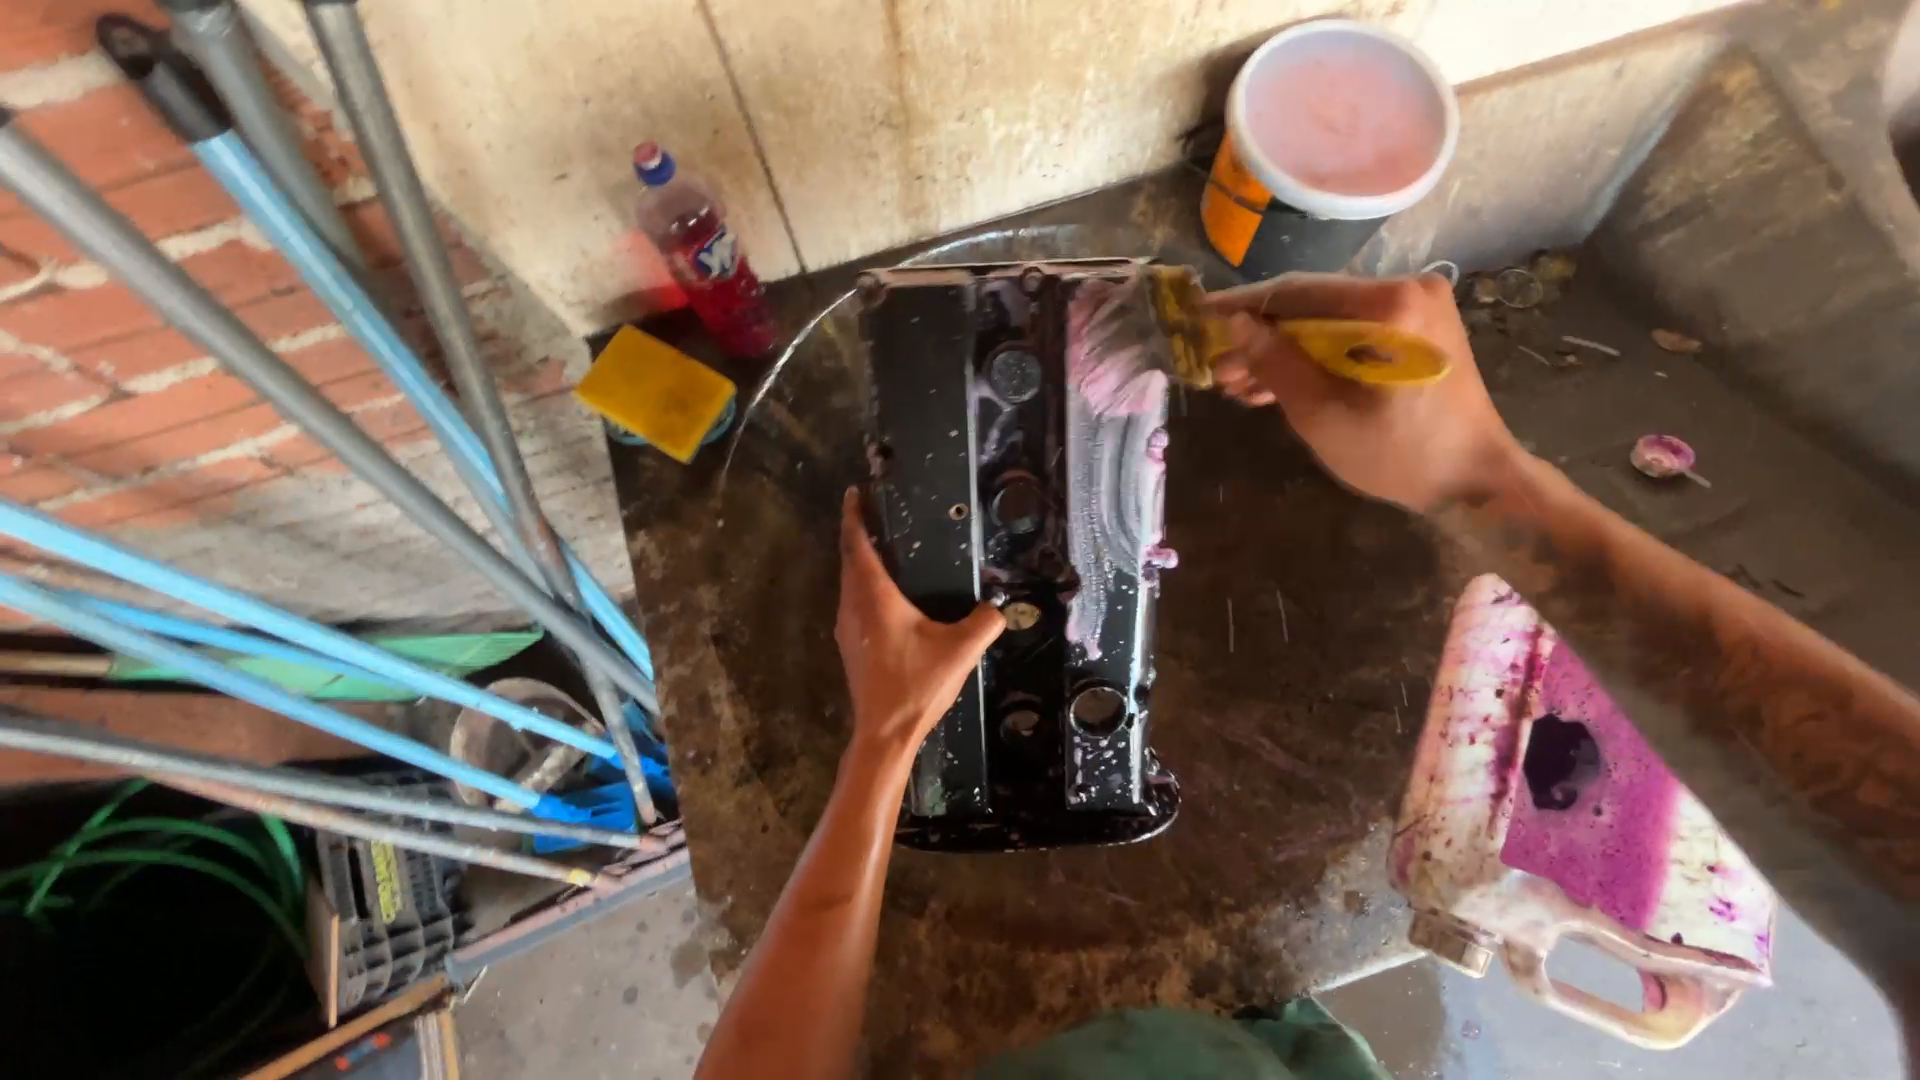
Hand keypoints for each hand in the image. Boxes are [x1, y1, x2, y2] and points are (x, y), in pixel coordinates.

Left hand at [834, 487, 1005, 758]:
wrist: (884, 731)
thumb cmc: (917, 685)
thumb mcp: (960, 651)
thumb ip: (985, 623)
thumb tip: (998, 608)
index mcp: (874, 597)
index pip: (857, 545)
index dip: (854, 515)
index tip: (855, 492)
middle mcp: (854, 606)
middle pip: (849, 560)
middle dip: (858, 533)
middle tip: (876, 513)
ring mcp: (848, 627)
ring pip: (849, 582)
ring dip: (860, 560)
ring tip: (883, 547)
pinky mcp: (851, 645)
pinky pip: (854, 600)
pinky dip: (863, 584)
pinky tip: (886, 593)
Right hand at [1203, 273, 1524, 513]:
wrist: (1473, 481)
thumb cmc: (1399, 454)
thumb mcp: (1323, 415)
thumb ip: (1276, 364)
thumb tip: (1235, 325)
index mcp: (1390, 304)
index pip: (1296, 294)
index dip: (1242, 307)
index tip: (1198, 316)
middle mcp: (1406, 290)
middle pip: (1310, 306)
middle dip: (1259, 339)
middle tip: (1217, 369)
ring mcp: (1414, 309)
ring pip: (1326, 323)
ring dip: (1281, 353)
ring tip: (1237, 386)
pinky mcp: (1415, 331)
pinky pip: (1348, 336)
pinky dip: (1312, 358)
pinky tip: (1273, 385)